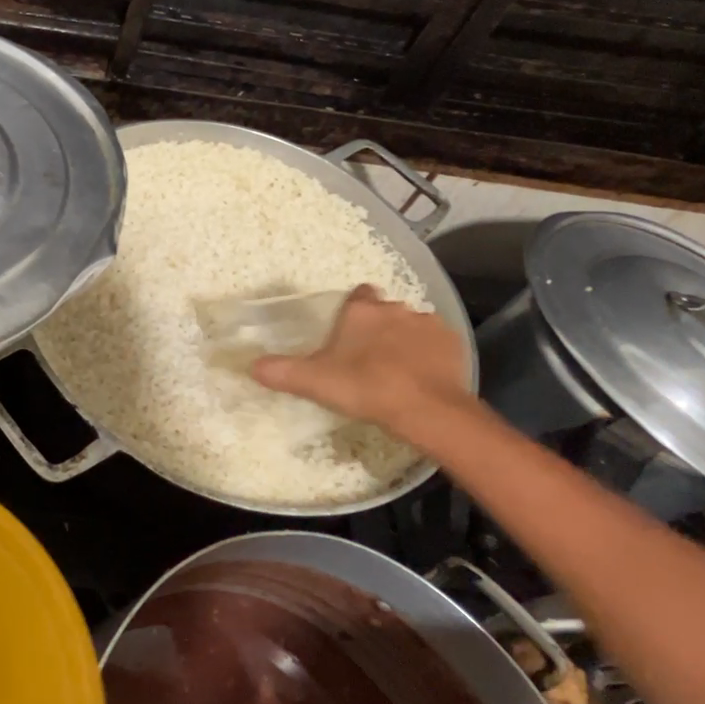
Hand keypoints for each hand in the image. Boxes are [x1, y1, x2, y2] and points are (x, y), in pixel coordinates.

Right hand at [249, 284, 472, 435]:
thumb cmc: (364, 387)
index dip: (352, 310)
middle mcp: (395, 308)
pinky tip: (420, 377)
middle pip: (384, 310)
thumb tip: (251, 366)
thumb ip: (280, 371)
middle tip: (366, 357)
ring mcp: (428, 324)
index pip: (357, 294)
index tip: (347, 331)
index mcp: (361, 311)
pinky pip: (436, 343)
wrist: (426, 409)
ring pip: (411, 326)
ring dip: (404, 340)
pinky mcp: (453, 344)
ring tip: (395, 369)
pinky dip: (428, 355)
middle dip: (377, 327)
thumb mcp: (313, 382)